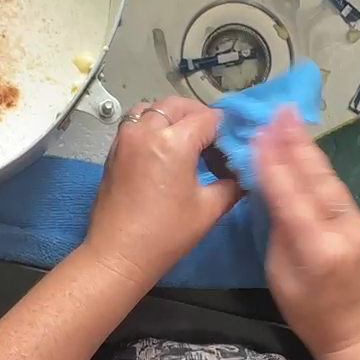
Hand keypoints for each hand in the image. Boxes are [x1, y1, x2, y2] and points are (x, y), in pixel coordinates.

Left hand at [82, 97, 241, 287]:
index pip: (209, 118)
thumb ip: (232, 185)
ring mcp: (126, 138)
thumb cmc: (165, 235)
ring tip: (187, 141)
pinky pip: (137, 123)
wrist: (118, 254)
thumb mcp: (208, 210)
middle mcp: (146, 130)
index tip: (233, 146)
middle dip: (200, 117)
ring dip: (174, 117)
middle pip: (179, 105)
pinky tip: (165, 150)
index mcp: (173, 142)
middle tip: (214, 142)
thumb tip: (244, 174)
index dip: (226, 130)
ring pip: (154, 109)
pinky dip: (154, 126)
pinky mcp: (114, 149)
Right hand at [253, 107, 359, 354]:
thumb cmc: (306, 310)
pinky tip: (305, 147)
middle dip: (294, 144)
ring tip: (290, 119)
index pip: (291, 198)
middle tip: (278, 112)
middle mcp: (342, 229)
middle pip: (314, 179)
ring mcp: (355, 222)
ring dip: (306, 147)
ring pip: (326, 178)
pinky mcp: (358, 220)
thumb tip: (268, 187)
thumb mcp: (279, 274)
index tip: (258, 136)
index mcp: (317, 247)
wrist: (349, 329)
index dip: (273, 166)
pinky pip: (333, 186)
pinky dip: (317, 164)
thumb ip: (278, 229)